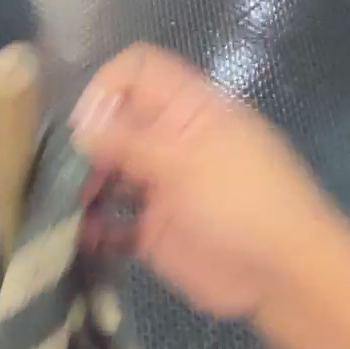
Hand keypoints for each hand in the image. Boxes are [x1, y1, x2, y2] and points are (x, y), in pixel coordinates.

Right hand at [70, 44, 337, 318]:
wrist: (281, 275)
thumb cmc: (243, 203)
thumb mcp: (187, 162)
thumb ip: (130, 141)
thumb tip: (80, 124)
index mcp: (186, 111)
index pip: (137, 73)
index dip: (106, 88)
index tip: (83, 127)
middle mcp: (168, 144)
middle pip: (113, 128)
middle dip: (86, 148)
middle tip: (68, 178)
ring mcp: (160, 189)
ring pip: (108, 177)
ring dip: (83, 190)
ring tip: (68, 211)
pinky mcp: (153, 233)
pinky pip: (113, 226)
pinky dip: (95, 231)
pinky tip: (83, 240)